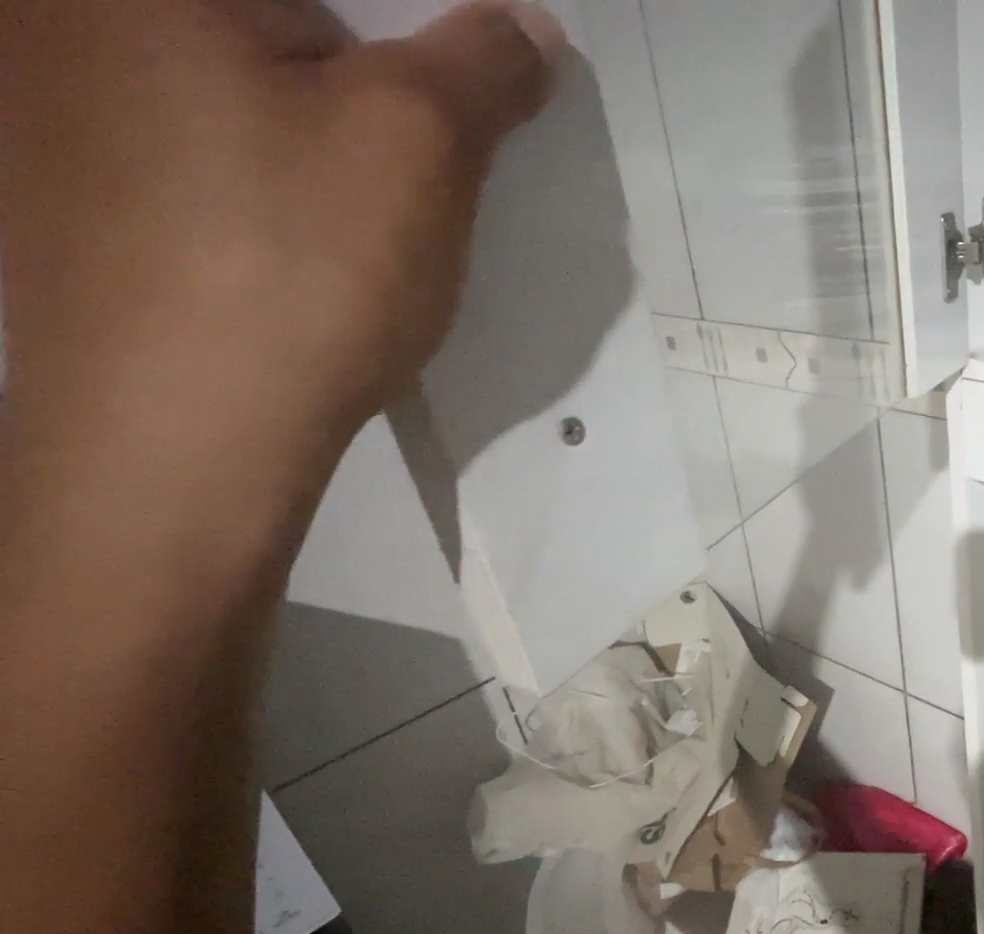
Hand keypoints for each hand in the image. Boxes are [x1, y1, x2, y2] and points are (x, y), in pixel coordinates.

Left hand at [0, 0, 564, 450]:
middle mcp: (61, 21)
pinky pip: (212, 142)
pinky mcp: (75, 190)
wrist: (184, 439)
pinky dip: (286, 167)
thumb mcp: (420, 143)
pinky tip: (324, 235)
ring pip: (248, 83)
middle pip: (287, 23)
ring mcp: (52, 108)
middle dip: (383, 69)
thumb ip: (483, 63)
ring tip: (387, 197)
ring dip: (337, 120)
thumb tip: (528, 27)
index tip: (478, 74)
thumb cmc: (298, 264)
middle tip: (448, 133)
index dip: (428, 25)